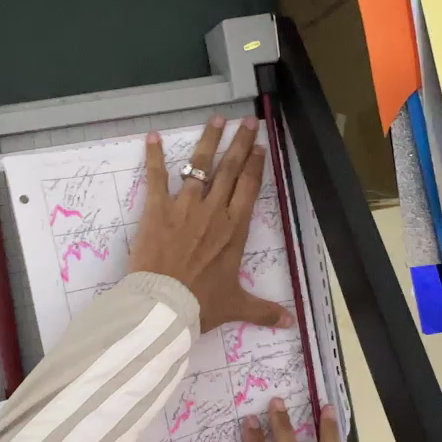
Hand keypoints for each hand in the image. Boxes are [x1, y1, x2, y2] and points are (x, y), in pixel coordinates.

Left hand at [128, 115, 294, 333]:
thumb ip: (263, 310)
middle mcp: (213, 211)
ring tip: (216, 119)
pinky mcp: (157, 210)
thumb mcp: (236, 306)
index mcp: (234, 229)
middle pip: (230, 169)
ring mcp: (185, 207)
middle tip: (247, 121)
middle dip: (240, 142)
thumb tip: (290, 323)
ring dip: (208, 140)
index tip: (261, 146)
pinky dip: (153, 156)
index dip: (256, 164)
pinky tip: (151, 136)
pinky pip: (156, 178)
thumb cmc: (201, 304)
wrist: (164, 305)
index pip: (249, 188)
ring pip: (199, 166)